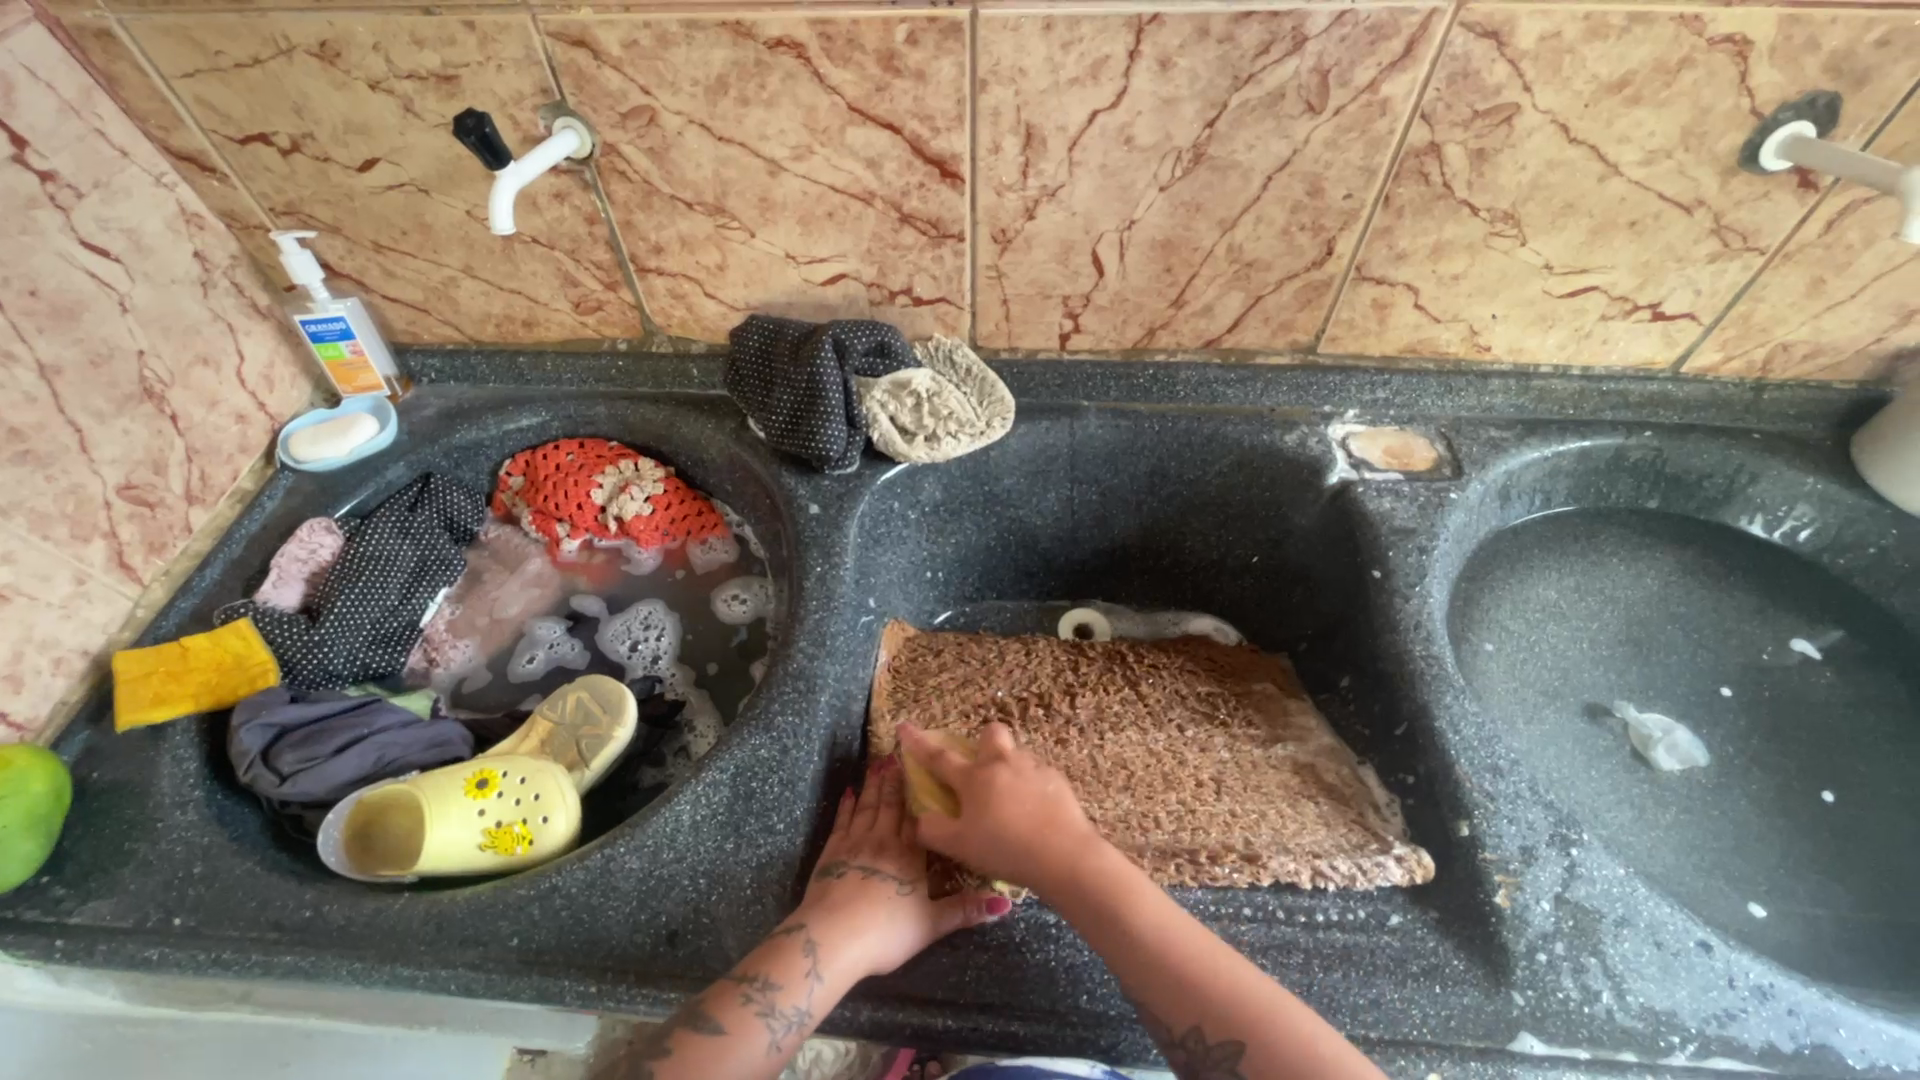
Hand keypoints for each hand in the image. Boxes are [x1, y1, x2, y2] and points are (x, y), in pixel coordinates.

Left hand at [796, 756, 1009, 979]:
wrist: (834, 938)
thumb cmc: (886, 932)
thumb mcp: (932, 924)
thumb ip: (966, 910)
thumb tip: (1005, 903)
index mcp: (909, 855)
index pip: (917, 817)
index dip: (918, 793)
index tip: (921, 768)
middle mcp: (883, 841)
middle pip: (891, 804)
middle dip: (894, 780)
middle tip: (895, 755)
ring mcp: (854, 844)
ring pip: (867, 806)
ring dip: (873, 785)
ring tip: (876, 764)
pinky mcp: (831, 853)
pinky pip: (842, 821)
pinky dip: (846, 806)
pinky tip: (849, 793)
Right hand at [900, 721, 1107, 895]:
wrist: (1063, 855)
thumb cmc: (1005, 849)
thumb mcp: (959, 846)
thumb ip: (933, 830)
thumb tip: (921, 817)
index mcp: (974, 779)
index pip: (939, 757)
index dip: (919, 743)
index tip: (904, 726)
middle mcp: (1003, 764)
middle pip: (991, 733)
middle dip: (983, 742)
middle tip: (982, 769)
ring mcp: (1034, 768)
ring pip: (1017, 754)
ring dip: (1009, 769)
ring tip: (1011, 802)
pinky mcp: (1058, 780)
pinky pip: (1039, 775)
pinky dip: (1032, 788)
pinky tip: (1035, 813)